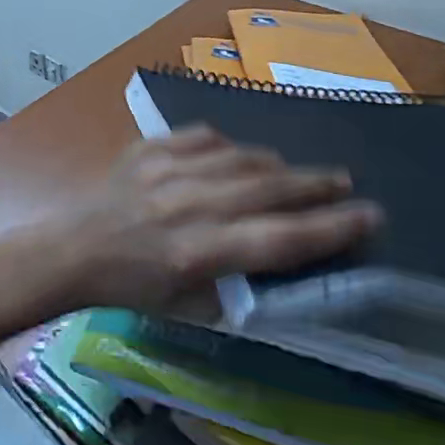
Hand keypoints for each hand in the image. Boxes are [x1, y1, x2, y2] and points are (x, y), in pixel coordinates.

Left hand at [26, 126, 381, 314]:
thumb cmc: (131, 288)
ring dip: (276, 164)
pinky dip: (227, 146)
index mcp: (199, 253)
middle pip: (268, 188)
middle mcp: (189, 206)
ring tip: (295, 171)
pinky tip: (235, 154)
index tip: (370, 216)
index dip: (332, 228)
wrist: (74, 251)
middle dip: (315, 185)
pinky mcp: (147, 149)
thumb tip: (276, 261)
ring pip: (240, 157)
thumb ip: (235, 285)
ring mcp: (166, 171)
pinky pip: (202, 137)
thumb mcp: (187, 306)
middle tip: (344, 182)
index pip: (281, 238)